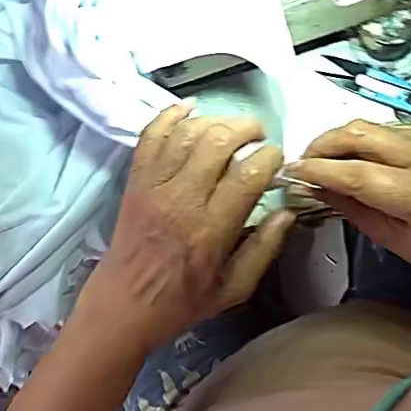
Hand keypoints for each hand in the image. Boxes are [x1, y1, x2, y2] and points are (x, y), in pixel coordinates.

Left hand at [71, 103, 296, 352]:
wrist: (124, 303)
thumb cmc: (181, 301)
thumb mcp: (234, 289)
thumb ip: (264, 249)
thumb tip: (286, 212)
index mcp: (210, 230)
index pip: (246, 175)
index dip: (269, 158)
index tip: (277, 158)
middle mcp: (181, 200)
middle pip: (217, 142)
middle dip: (246, 129)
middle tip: (259, 135)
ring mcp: (154, 185)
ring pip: (186, 133)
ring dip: (214, 120)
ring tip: (231, 126)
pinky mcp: (136, 180)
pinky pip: (150, 136)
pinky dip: (169, 116)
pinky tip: (189, 108)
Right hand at [288, 120, 410, 295]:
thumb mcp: (391, 239)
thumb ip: (349, 206)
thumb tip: (308, 184)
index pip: (357, 173)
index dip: (317, 170)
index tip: (290, 172)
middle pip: (360, 135)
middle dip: (322, 146)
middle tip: (302, 163)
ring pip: (368, 127)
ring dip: (338, 141)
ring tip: (321, 161)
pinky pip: (383, 128)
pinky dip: (360, 141)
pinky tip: (352, 159)